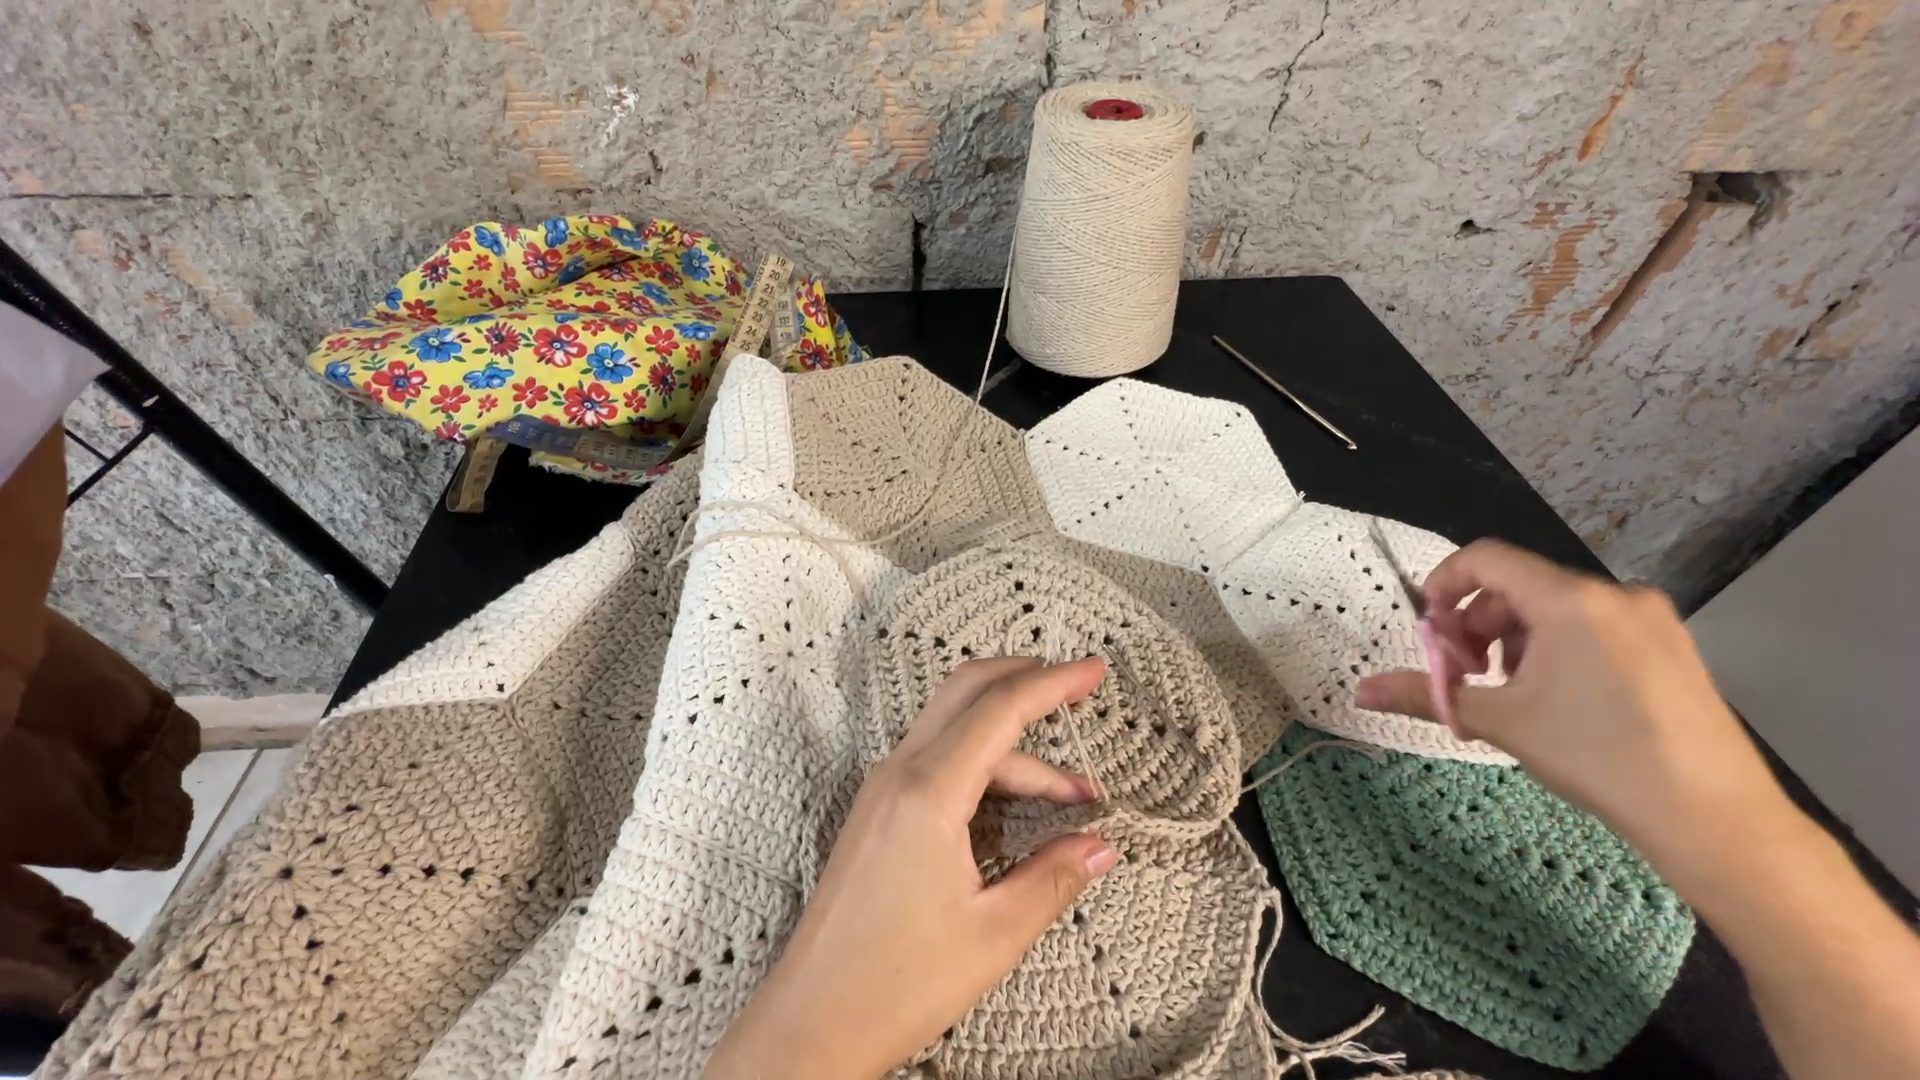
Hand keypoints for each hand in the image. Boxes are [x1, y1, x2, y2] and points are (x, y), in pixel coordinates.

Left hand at [705, 656, 1118, 1079]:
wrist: (812, 1020)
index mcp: (928, 793)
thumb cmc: (894, 983)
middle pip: (967, 691)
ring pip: (956, 729)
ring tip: (1072, 797)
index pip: (1000, 709)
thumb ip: (1053, 877)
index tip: (1094, 669)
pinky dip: (984, 766)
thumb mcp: (993, 934)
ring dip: (1014, 745)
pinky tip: (1018, 806)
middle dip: (1025, 678)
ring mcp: (884, 788)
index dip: (1054, 682)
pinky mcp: (879, 809)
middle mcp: (900, 774)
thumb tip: (1101, 846)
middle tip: (1077, 685)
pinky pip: (938, 760)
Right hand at [1354, 539, 1784, 859]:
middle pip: (1517, 586)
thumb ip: (1423, 695)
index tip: (1429, 631)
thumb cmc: (1596, 755)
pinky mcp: (1671, 646)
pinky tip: (1558, 699)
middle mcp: (1614, 594)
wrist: (1714, 817)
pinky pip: (1591, 626)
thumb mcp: (1499, 721)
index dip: (1444, 584)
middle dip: (1477, 625)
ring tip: (1513, 693)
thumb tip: (1358, 691)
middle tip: (1467, 675)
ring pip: (1554, 608)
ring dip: (1513, 640)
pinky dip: (1555, 648)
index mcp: (1570, 600)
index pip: (1486, 559)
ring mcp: (1650, 619)